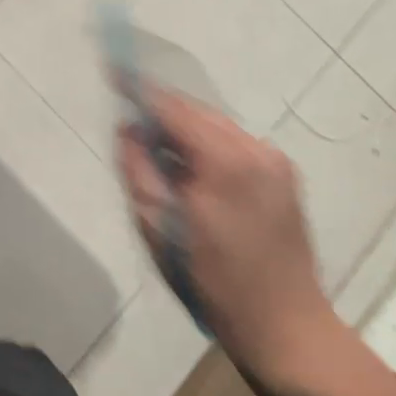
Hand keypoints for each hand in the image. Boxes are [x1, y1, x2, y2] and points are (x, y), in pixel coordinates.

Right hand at [117, 89, 335, 374]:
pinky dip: (206, 150)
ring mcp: (276, 163)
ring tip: (158, 161)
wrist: (283, 324)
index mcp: (225, 161)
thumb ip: (139, 169)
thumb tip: (129, 130)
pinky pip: (234, 147)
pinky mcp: (284, 178)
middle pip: (197, 113)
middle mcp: (257, 151)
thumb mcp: (158, 226)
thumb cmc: (210, 280)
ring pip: (216, 129)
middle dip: (161, 114)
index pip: (173, 109)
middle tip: (129, 131)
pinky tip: (191, 178)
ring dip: (184, 134)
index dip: (138, 89)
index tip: (111, 71)